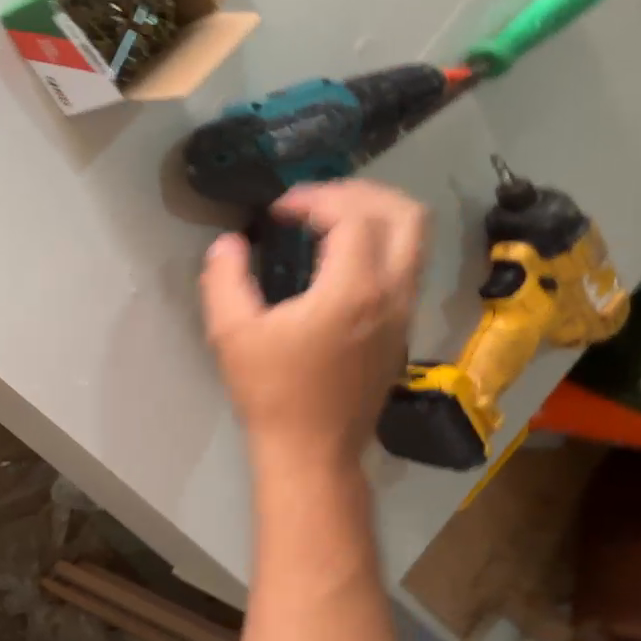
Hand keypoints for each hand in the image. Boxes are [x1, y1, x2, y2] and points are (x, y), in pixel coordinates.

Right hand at [200, 180, 426, 468]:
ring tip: (328, 220)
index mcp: (352, 289)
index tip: (277, 209)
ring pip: (416, 237)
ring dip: (375, 214)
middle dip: (359, 193)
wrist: (313, 447)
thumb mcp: (230, 334)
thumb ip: (225, 281)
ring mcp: (405, 309)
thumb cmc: (269, 391)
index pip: (352, 216)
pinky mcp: (402, 326)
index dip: (315, 199)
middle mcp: (392, 291)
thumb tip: (227, 245)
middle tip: (313, 200)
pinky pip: (406, 264)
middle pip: (405, 213)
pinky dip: (379, 242)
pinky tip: (337, 259)